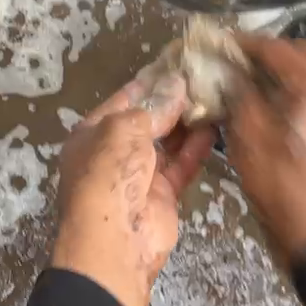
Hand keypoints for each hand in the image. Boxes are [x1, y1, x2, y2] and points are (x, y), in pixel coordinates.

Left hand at [49, 71, 217, 305]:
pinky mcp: (162, 194)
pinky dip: (195, 147)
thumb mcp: (125, 129)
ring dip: (186, 123)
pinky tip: (213, 127)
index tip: (174, 66)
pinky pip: (180, 164)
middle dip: (170, 102)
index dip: (148, 83)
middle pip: (146, 120)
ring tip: (212, 97)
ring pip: (166, 142)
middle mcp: (114, 150)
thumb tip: (176, 85)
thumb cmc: (109, 171)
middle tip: (201, 80)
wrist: (115, 238)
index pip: (122, 100)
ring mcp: (138, 174)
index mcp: (92, 132)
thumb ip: (153, 108)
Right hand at [226, 36, 305, 263]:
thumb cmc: (284, 192)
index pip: (277, 49)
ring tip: (264, 82)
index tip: (224, 45)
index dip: (246, 44)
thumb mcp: (248, 143)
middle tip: (245, 60)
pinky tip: (288, 107)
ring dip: (294, 68)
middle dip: (274, 51)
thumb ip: (241, 98)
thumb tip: (234, 74)